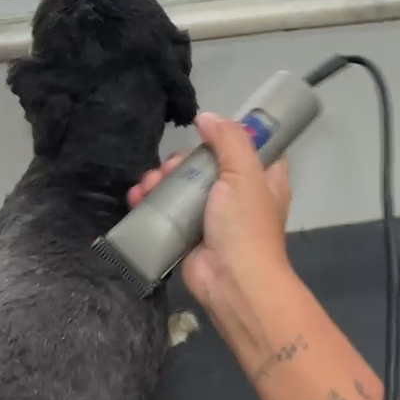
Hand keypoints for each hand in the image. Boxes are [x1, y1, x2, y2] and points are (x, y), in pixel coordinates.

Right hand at [129, 111, 292, 322]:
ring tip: (148, 184)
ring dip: (160, 179)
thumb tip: (205, 117)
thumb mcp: (245, 172)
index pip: (254, 148)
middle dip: (182, 161)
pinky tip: (136, 197)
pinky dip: (149, 201)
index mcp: (263, 179)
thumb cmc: (245, 224)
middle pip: (206, 164)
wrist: (231, 282)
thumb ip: (228, 139)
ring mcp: (211, 216)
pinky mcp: (187, 234)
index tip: (207, 130)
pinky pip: (166, 211)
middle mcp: (239, 195)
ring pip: (182, 186)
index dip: (231, 136)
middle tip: (171, 166)